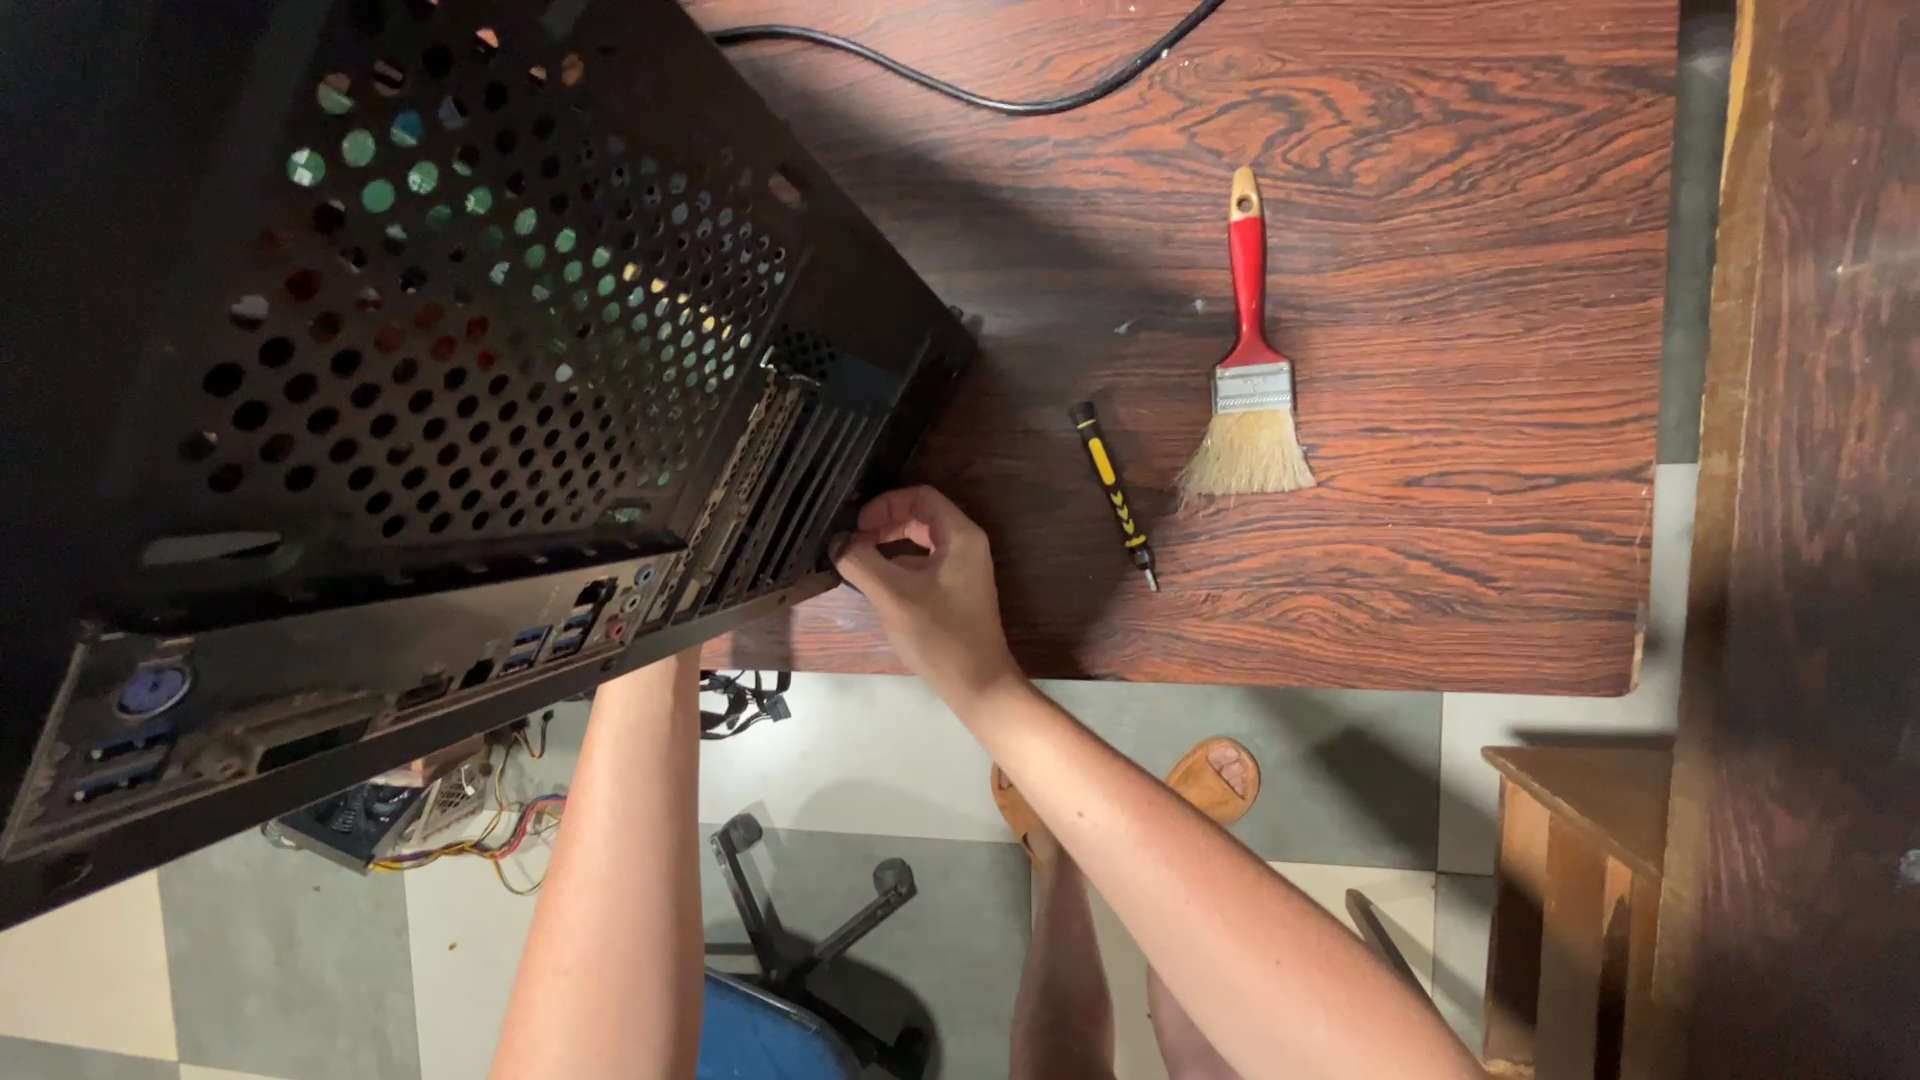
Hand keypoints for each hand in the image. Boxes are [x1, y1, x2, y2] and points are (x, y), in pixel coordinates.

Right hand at [831, 486, 1022, 708]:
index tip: (858, 526)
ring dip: (887, 545)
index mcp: (961, 536)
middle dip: (883, 523)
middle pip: (920, 516)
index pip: (921, 496)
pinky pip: (922, 564)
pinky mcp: (954, 591)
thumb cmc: (941, 636)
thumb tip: (837, 541)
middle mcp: (965, 545)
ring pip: (919, 542)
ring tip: (857, 561)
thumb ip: (861, 562)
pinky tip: (875, 584)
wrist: (978, 684)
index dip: (885, 504)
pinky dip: (897, 566)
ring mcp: (962, 569)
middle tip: (853, 542)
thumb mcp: (894, 595)